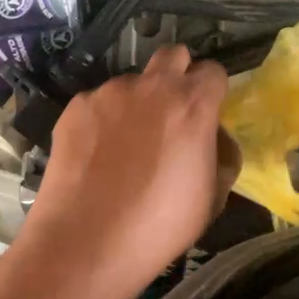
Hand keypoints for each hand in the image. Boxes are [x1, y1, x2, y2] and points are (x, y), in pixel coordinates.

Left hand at [18, 44, 236, 290]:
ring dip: (136, 103)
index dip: (212, 91)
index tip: (206, 114)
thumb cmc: (158, 227)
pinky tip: (95, 156)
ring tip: (124, 147)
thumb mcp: (211, 198)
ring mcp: (111, 92)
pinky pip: (98, 103)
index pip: (213, 71)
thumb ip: (220, 156)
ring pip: (132, 83)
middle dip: (177, 74)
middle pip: (173, 55)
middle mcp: (153, 86)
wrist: (85, 243)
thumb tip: (214, 138)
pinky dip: (102, 121)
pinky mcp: (77, 105)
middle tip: (170, 112)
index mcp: (193, 105)